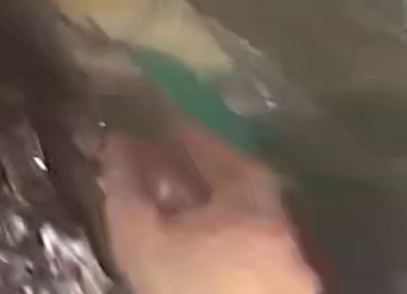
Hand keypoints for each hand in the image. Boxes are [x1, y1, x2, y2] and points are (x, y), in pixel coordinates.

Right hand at [102, 126, 319, 293]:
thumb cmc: (179, 283)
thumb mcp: (134, 227)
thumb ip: (124, 178)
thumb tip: (115, 140)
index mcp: (254, 217)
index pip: (241, 164)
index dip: (205, 141)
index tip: (170, 128)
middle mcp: (284, 243)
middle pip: (245, 194)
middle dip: (201, 173)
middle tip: (160, 160)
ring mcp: (291, 277)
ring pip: (247, 224)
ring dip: (210, 206)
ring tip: (168, 200)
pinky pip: (251, 251)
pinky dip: (221, 235)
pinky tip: (189, 238)